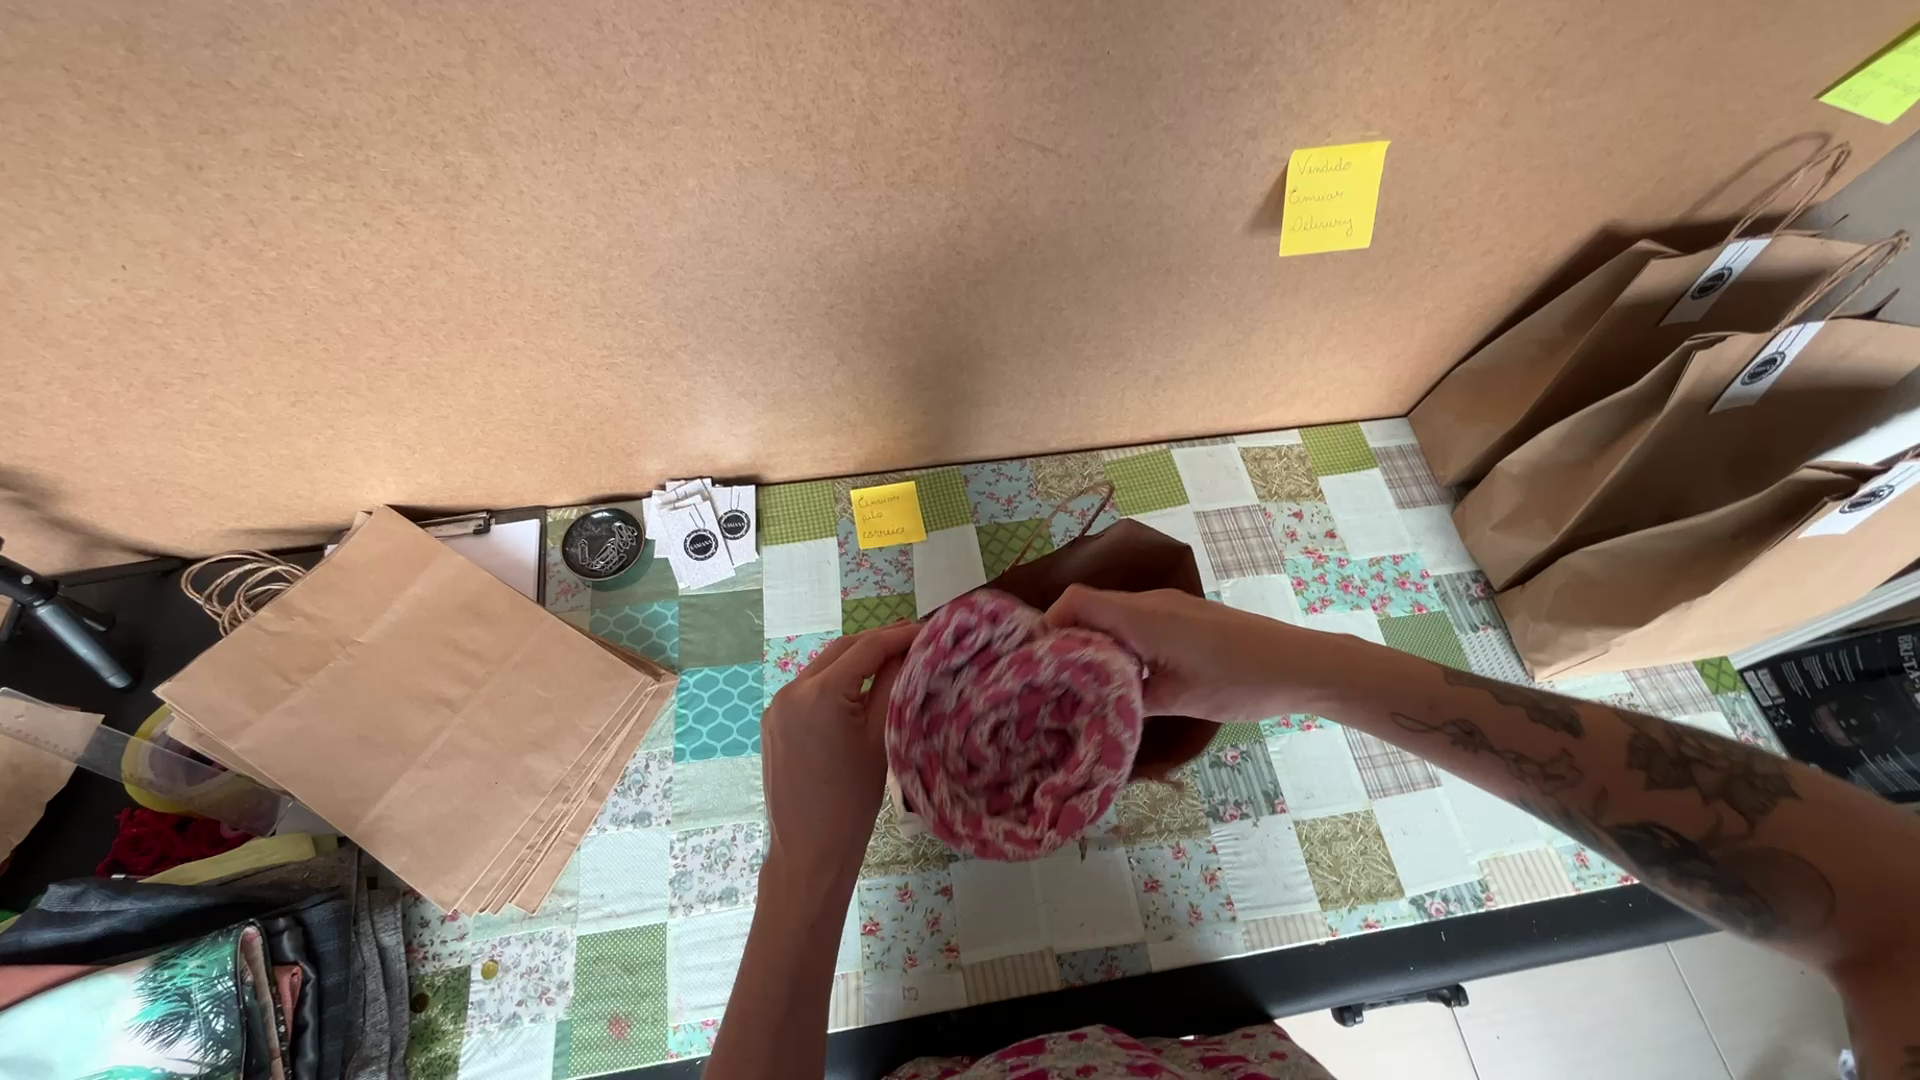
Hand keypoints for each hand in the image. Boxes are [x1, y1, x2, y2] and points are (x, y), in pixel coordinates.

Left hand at [760, 623, 919, 890]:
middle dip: (879, 641)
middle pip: (843, 649)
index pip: (867, 647)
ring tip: (893, 660)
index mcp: (820, 693)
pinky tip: (860, 688)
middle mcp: (792, 690)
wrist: (808, 852)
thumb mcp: (880, 739)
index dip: (900, 635)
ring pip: (824, 666)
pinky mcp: (773, 721)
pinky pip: (810, 688)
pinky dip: (836, 680)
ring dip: (857, 659)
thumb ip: (893, 686)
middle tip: (915, 640)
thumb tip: (909, 651)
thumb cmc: (853, 801)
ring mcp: (778, 705)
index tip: (929, 630)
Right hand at [1044, 585, 1332, 722]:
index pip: (1075, 601)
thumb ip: (1129, 698)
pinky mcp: (1185, 618)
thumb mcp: (1177, 699)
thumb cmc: (1238, 680)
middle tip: (1055, 681)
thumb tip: (1095, 704)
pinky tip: (1128, 679)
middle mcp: (1150, 603)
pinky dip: (1122, 645)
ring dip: (1097, 644)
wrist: (1301, 665)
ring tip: (1086, 685)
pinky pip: (1138, 623)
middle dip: (1068, 639)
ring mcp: (1170, 607)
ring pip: (1115, 617)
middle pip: (1091, 607)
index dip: (1049, 625)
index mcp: (1141, 616)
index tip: (1038, 662)